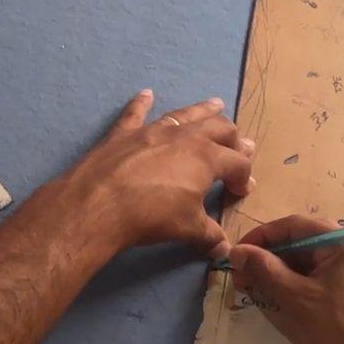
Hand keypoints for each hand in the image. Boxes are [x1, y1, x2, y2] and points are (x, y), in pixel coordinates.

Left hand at [54, 90, 256, 257]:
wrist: (100, 203)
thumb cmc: (153, 215)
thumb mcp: (188, 228)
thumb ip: (209, 235)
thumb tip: (224, 249)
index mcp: (207, 158)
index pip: (237, 163)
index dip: (243, 177)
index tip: (242, 190)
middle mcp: (185, 136)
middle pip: (218, 129)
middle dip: (233, 138)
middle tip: (241, 144)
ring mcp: (154, 130)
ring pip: (186, 114)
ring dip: (203, 110)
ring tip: (216, 104)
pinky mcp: (125, 133)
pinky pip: (136, 113)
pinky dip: (142, 103)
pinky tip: (146, 95)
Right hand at [230, 216, 343, 343]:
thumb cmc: (342, 332)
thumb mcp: (298, 299)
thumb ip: (265, 270)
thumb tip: (236, 252)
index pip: (295, 226)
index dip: (261, 237)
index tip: (237, 255)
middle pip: (303, 243)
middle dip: (269, 259)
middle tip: (242, 279)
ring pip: (311, 263)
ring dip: (281, 274)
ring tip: (257, 291)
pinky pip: (323, 278)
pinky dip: (299, 285)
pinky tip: (281, 299)